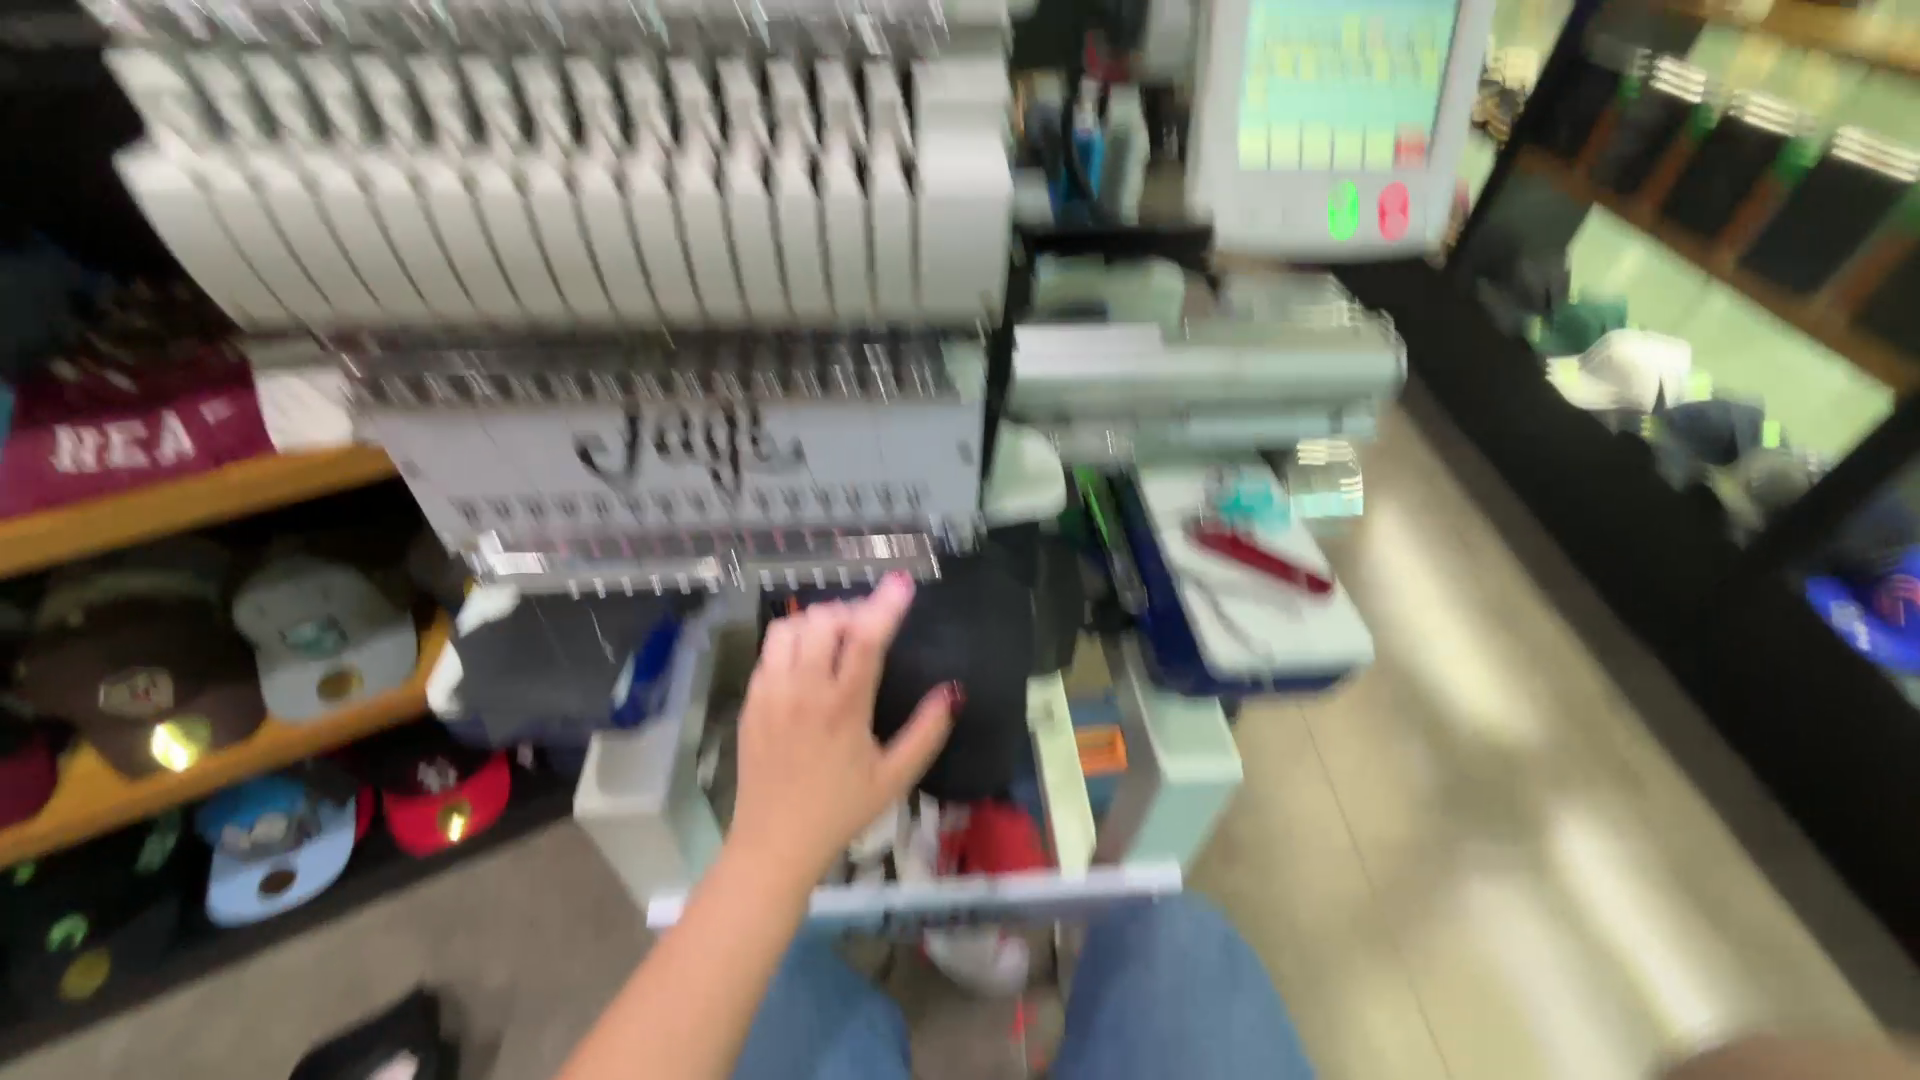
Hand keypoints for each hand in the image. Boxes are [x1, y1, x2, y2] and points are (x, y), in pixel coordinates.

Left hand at [728, 573, 957, 885]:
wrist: (775, 843)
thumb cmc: (841, 811)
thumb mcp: (895, 778)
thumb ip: (927, 731)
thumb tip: (953, 690)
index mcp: (842, 708)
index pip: (866, 639)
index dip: (886, 604)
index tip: (902, 582)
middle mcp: (802, 690)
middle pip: (823, 620)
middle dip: (851, 610)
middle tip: (869, 626)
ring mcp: (770, 693)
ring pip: (789, 627)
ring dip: (817, 621)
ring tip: (837, 638)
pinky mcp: (750, 701)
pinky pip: (769, 651)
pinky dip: (792, 641)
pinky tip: (808, 662)